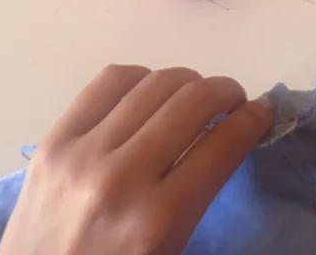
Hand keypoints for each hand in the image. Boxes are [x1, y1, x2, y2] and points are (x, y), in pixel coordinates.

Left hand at [0, 65, 271, 254]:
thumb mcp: (168, 254)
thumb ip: (198, 197)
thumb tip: (231, 134)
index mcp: (157, 223)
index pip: (222, 144)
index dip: (253, 120)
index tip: (262, 112)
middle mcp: (122, 177)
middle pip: (194, 101)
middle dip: (227, 93)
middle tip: (234, 103)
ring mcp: (83, 152)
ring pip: (156, 83)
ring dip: (189, 82)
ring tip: (194, 98)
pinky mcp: (53, 140)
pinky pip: (110, 81)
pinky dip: (141, 79)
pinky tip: (148, 95)